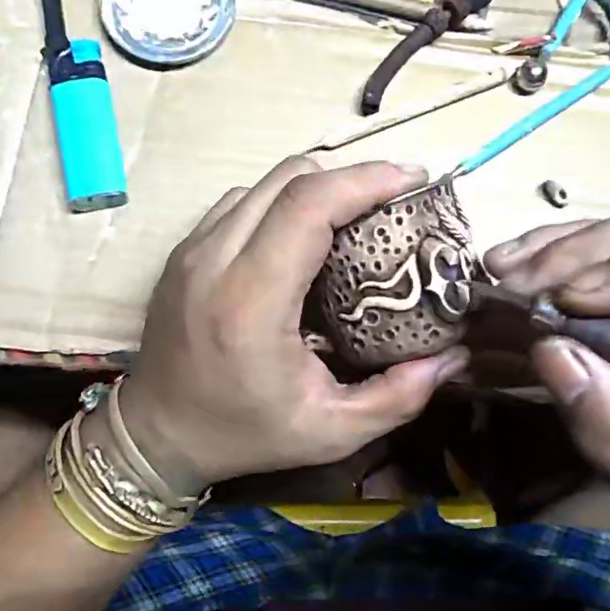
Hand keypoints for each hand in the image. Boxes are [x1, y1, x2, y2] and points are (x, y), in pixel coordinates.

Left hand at [120, 157, 470, 493]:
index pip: (308, 205)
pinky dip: (278, 204)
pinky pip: (237, 205)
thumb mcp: (329, 432)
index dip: (365, 179)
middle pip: (287, 178)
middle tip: (392, 199)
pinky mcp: (181, 254)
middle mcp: (213, 262)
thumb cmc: (243, 435)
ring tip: (351, 217)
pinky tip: (301, 236)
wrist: (157, 433)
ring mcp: (190, 252)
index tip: (412, 179)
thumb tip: (453, 357)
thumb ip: (398, 397)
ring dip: (312, 188)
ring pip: (260, 186)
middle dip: (348, 176)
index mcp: (250, 303)